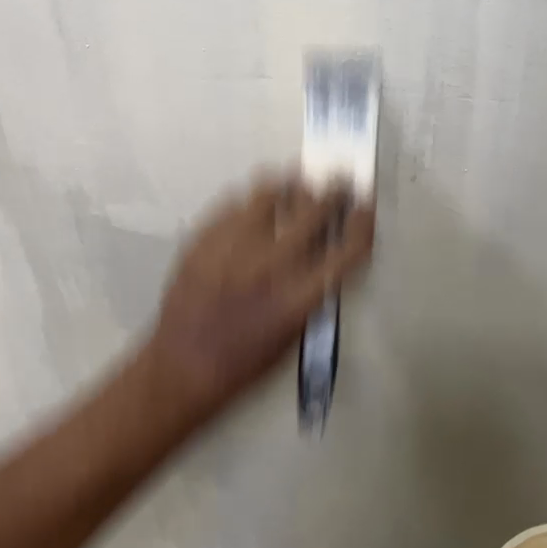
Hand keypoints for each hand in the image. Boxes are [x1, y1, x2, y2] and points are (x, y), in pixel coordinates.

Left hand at [143, 167, 376, 415]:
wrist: (180, 366)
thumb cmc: (243, 363)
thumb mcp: (292, 335)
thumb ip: (311, 291)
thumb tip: (324, 249)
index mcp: (298, 297)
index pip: (348, 248)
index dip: (363, 221)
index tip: (366, 206)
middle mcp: (271, 265)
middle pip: (315, 208)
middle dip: (335, 189)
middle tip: (338, 181)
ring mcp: (234, 246)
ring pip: (272, 190)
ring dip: (292, 185)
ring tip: (296, 184)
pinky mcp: (205, 237)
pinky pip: (234, 201)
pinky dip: (251, 202)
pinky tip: (254, 208)